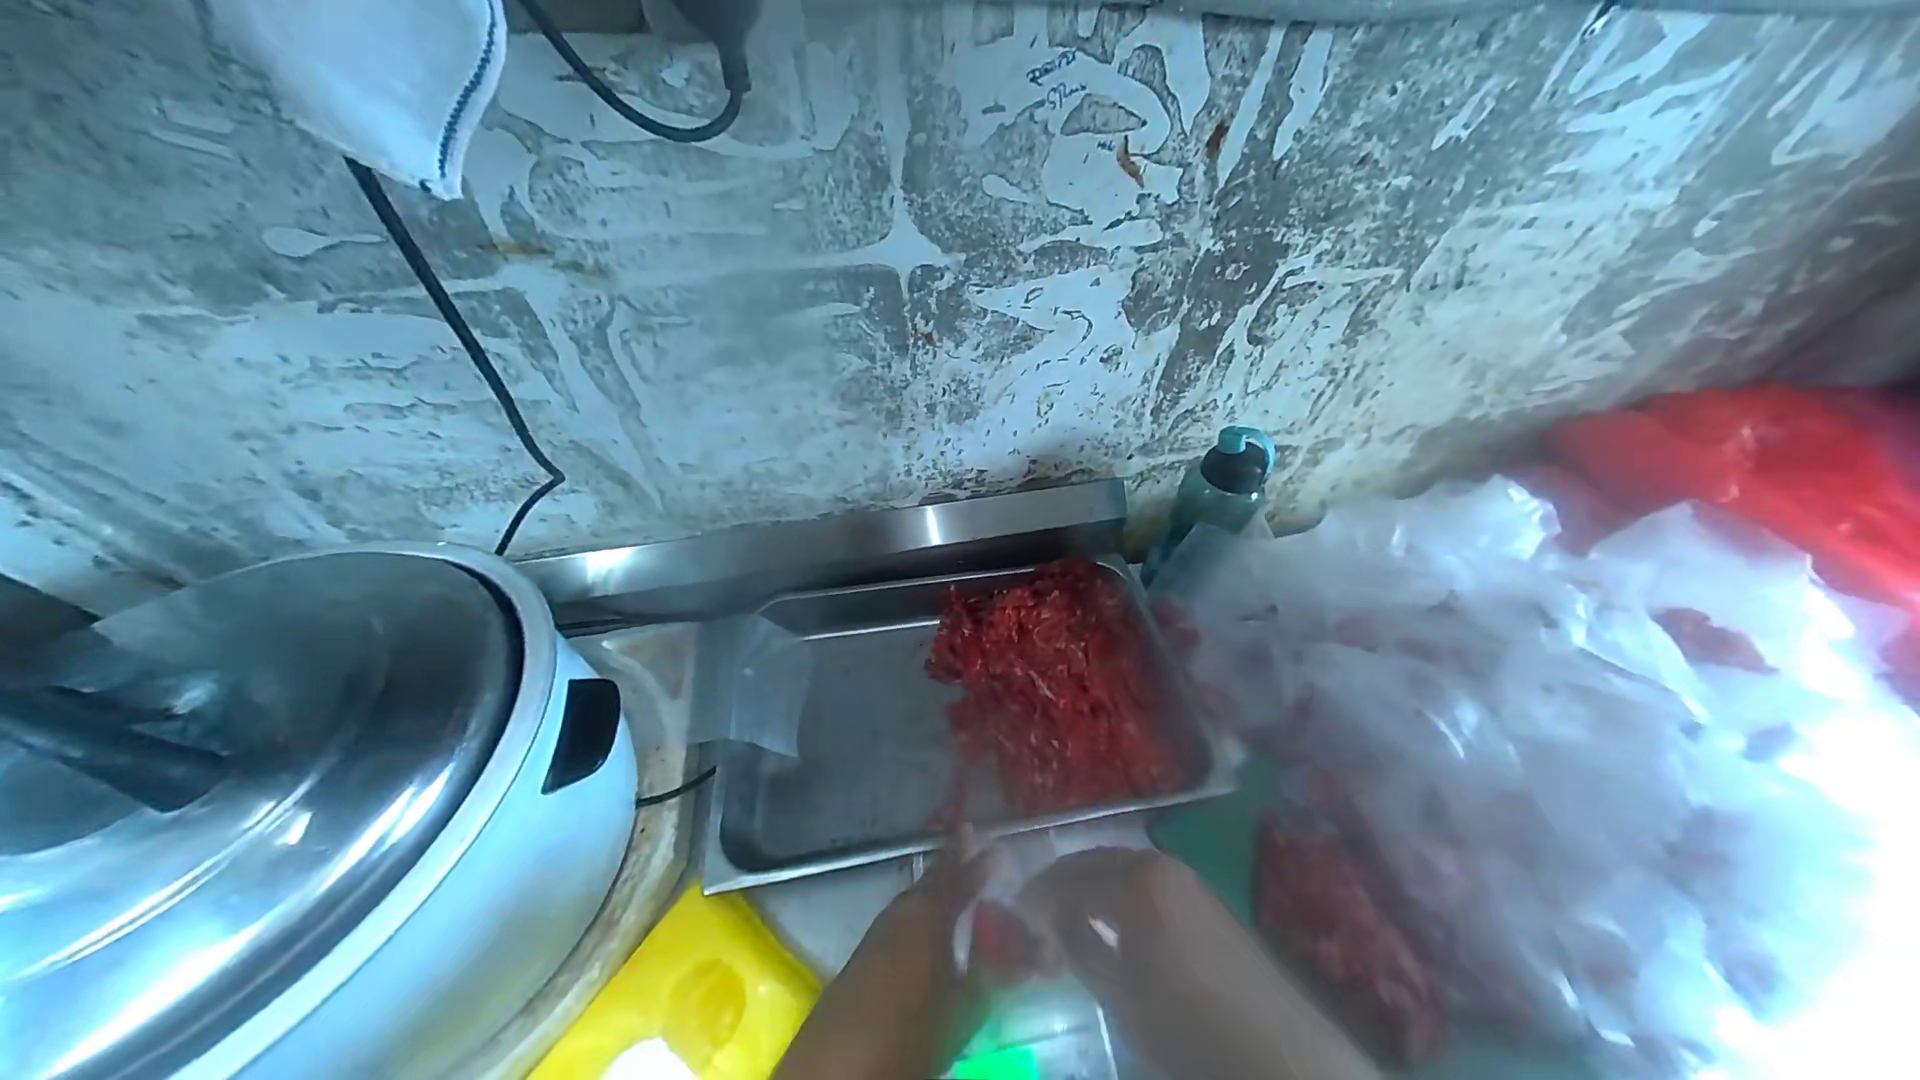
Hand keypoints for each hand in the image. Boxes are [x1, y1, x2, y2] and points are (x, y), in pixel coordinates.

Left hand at [773, 834, 1002, 1079]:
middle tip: (969, 839)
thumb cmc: (911, 1030)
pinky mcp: (865, 952)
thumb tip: (1033, 948)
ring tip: (954, 878)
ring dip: (936, 884)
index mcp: (930, 915)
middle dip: (953, 860)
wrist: (839, 1063)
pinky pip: (902, 914)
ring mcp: (880, 929)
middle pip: (933, 878)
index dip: (979, 862)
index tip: (997, 846)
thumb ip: (997, 971)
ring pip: (915, 895)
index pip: (960, 877)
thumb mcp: (966, 1006)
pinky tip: (927, 922)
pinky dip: (920, 907)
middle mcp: (903, 911)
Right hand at [1020, 847, 1380, 1079]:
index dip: (1038, 894)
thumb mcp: (1120, 995)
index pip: (1068, 876)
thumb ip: (1079, 947)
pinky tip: (1116, 924)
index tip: (1016, 913)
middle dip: (1063, 883)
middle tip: (1039, 914)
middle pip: (1095, 861)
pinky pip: (1148, 881)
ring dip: (1092, 886)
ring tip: (1072, 919)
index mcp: (1134, 880)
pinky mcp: (1206, 898)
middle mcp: (1159, 864)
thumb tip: (1054, 919)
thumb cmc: (1188, 1029)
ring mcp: (1187, 877)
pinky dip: (1121, 893)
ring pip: (1122, 868)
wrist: (1281, 1057)